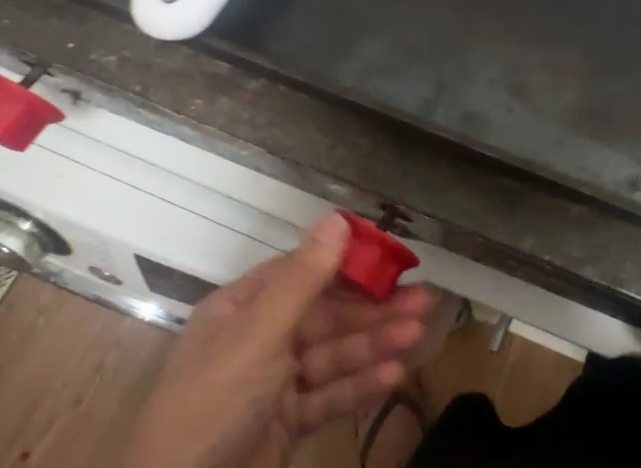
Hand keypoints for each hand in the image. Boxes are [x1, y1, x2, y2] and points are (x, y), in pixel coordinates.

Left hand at [126, 213, 433, 467]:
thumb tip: (338, 218)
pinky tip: (393, 377)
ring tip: (418, 335)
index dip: (350, 265)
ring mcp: (273, 384)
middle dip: (375, 310)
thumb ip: (304, 279)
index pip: (305, 273)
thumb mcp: (259, 333)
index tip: (395, 261)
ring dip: (375, 344)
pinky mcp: (286, 423)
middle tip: (426, 302)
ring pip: (334, 355)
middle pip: (327, 316)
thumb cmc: (214, 400)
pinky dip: (359, 386)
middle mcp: (259, 339)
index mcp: (243, 308)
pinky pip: (328, 396)